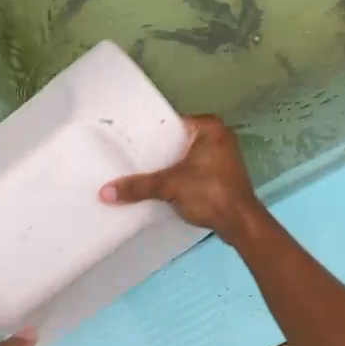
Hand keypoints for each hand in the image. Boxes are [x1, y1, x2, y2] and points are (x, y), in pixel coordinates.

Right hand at [100, 115, 267, 245]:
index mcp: (210, 128)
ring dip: (171, 164)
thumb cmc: (209, 192)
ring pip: (188, 156)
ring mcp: (224, 156)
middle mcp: (220, 136)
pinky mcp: (224, 175)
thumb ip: (139, 186)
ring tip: (142, 170)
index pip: (173, 123)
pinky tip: (163, 185)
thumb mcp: (169, 186)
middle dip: (160, 150)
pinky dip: (182, 175)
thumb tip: (104, 192)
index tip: (130, 140)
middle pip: (180, 140)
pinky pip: (196, 169)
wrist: (240, 222)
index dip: (152, 132)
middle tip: (132, 156)